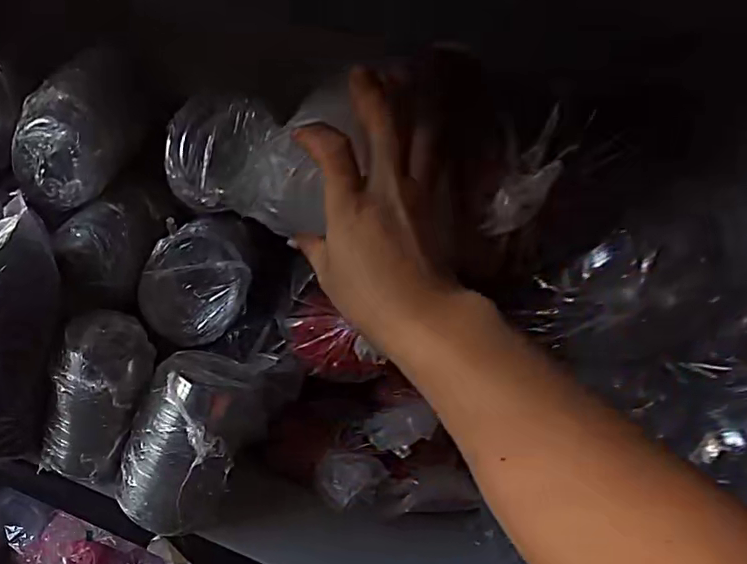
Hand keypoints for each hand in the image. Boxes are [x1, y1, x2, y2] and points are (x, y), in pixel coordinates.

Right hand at [292, 67, 469, 359]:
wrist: (419, 307)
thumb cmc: (363, 297)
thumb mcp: (329, 272)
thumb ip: (316, 246)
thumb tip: (301, 237)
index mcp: (349, 208)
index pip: (332, 155)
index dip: (316, 136)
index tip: (302, 132)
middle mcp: (386, 186)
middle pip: (383, 125)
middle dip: (371, 94)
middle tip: (361, 74)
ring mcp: (420, 184)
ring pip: (418, 125)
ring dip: (410, 95)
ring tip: (402, 74)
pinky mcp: (444, 191)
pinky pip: (439, 145)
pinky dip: (433, 122)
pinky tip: (429, 111)